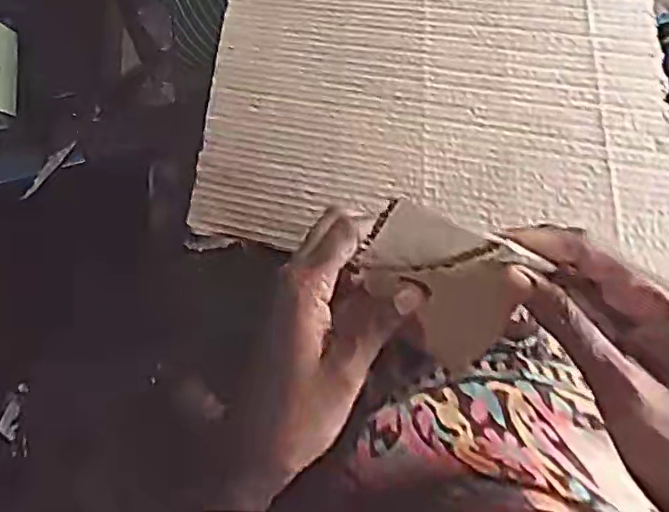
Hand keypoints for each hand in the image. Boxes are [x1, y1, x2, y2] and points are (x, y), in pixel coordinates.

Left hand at [211, 210, 424, 510]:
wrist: (254, 442)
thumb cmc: (299, 412)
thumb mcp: (346, 372)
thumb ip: (377, 324)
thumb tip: (414, 290)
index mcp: (304, 284)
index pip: (342, 231)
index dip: (377, 227)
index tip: (414, 234)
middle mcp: (291, 275)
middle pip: (330, 229)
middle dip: (368, 234)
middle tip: (410, 254)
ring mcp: (287, 288)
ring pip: (326, 250)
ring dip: (360, 256)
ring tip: (403, 278)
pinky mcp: (290, 304)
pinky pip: (322, 273)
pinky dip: (349, 277)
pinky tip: (378, 303)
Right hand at [508, 228, 668, 511]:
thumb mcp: (620, 388)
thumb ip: (569, 326)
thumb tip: (518, 275)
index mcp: (662, 304)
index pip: (590, 252)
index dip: (540, 242)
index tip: (496, 243)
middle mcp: (650, 300)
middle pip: (580, 258)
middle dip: (533, 255)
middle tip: (486, 258)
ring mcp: (636, 316)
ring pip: (573, 277)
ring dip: (535, 275)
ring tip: (494, 276)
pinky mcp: (621, 334)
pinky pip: (575, 302)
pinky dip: (544, 298)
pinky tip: (518, 303)